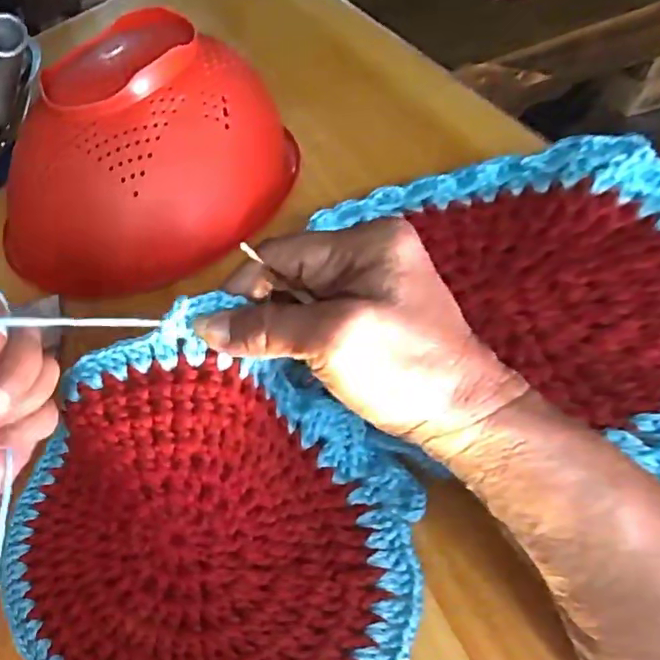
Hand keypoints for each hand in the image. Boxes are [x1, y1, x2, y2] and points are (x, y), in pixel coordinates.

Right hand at [194, 218, 528, 453]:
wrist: (458, 415)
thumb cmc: (404, 368)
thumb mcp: (329, 339)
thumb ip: (263, 327)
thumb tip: (200, 324)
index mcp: (363, 244)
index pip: (274, 256)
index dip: (239, 291)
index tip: (216, 331)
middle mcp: (357, 258)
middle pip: (275, 279)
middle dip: (250, 314)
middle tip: (236, 353)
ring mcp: (354, 291)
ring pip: (280, 304)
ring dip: (260, 333)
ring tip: (255, 361)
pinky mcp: (348, 321)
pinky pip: (294, 323)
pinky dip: (275, 343)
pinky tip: (274, 363)